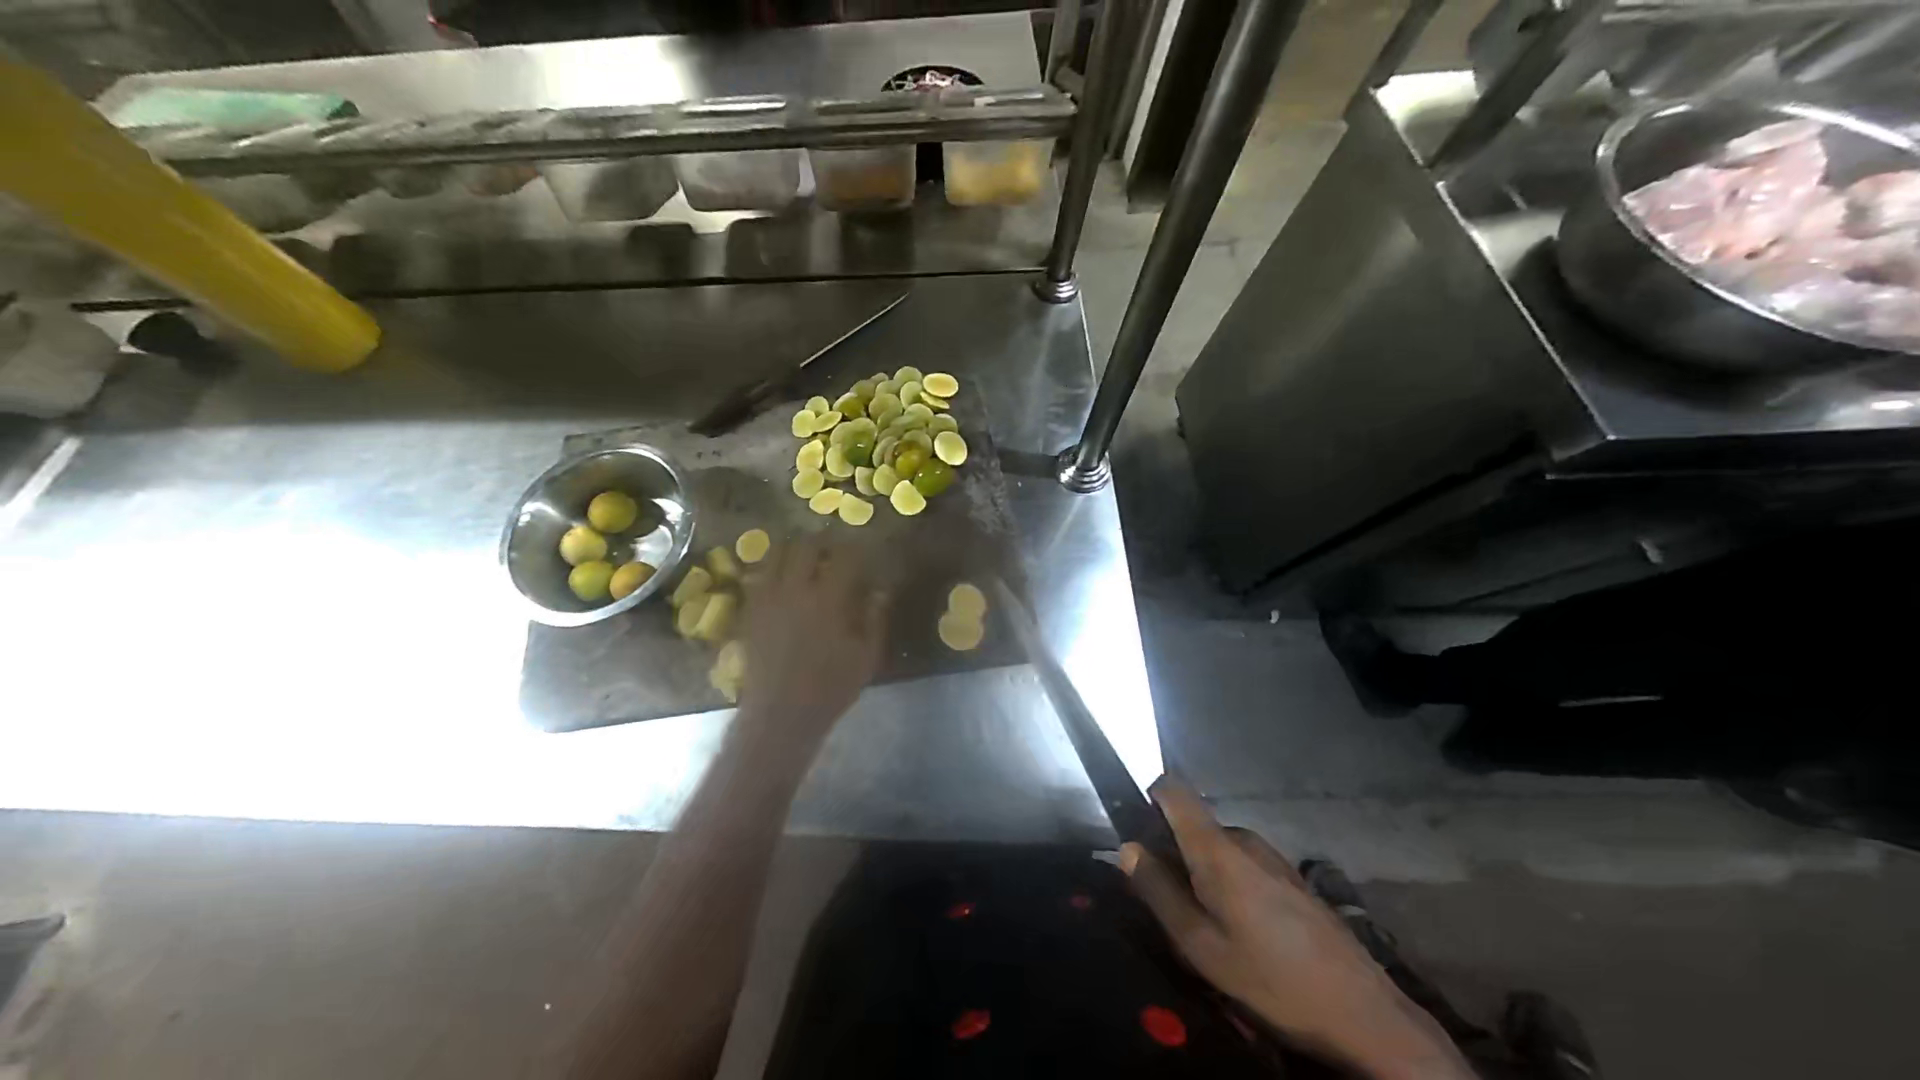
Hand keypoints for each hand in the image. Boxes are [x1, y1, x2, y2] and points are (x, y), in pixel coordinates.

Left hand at [739, 535, 886, 737]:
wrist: (781, 714)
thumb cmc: (831, 688)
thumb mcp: (866, 657)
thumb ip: (875, 619)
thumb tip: (880, 590)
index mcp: (828, 599)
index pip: (844, 557)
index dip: (856, 548)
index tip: (864, 550)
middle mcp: (794, 590)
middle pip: (805, 546)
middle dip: (822, 541)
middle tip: (833, 548)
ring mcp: (767, 598)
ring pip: (775, 554)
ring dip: (793, 549)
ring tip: (805, 557)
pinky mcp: (750, 611)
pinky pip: (758, 576)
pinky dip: (772, 569)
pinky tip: (782, 579)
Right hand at [1123, 777, 1474, 1079]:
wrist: (1365, 1016)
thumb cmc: (1271, 979)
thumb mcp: (1200, 945)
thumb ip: (1159, 892)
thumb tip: (1127, 848)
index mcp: (1217, 849)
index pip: (1174, 790)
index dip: (1148, 796)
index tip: (1134, 828)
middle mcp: (1246, 840)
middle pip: (1194, 825)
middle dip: (1174, 852)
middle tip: (1168, 903)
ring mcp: (1275, 858)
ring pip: (1220, 849)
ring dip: (1203, 873)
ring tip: (1205, 924)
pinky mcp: (1294, 880)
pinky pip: (1245, 865)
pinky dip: (1230, 884)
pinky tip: (1242, 931)